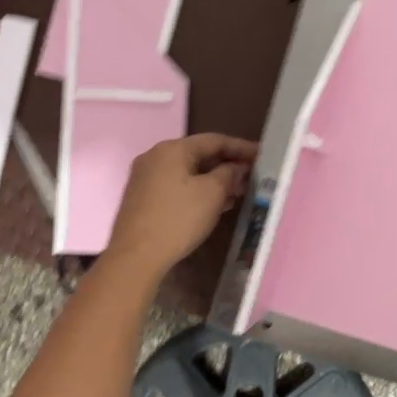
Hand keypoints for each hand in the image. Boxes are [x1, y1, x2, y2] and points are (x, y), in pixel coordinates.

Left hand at [105, 134, 257, 277]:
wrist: (135, 256)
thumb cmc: (178, 219)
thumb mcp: (212, 194)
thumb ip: (229, 174)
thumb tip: (237, 167)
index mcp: (172, 149)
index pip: (214, 140)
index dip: (241, 147)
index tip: (261, 156)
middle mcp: (155, 157)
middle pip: (199, 155)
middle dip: (227, 166)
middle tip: (251, 177)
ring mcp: (145, 177)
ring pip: (188, 172)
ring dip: (213, 181)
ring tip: (238, 194)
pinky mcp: (142, 198)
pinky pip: (176, 186)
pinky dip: (197, 191)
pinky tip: (214, 206)